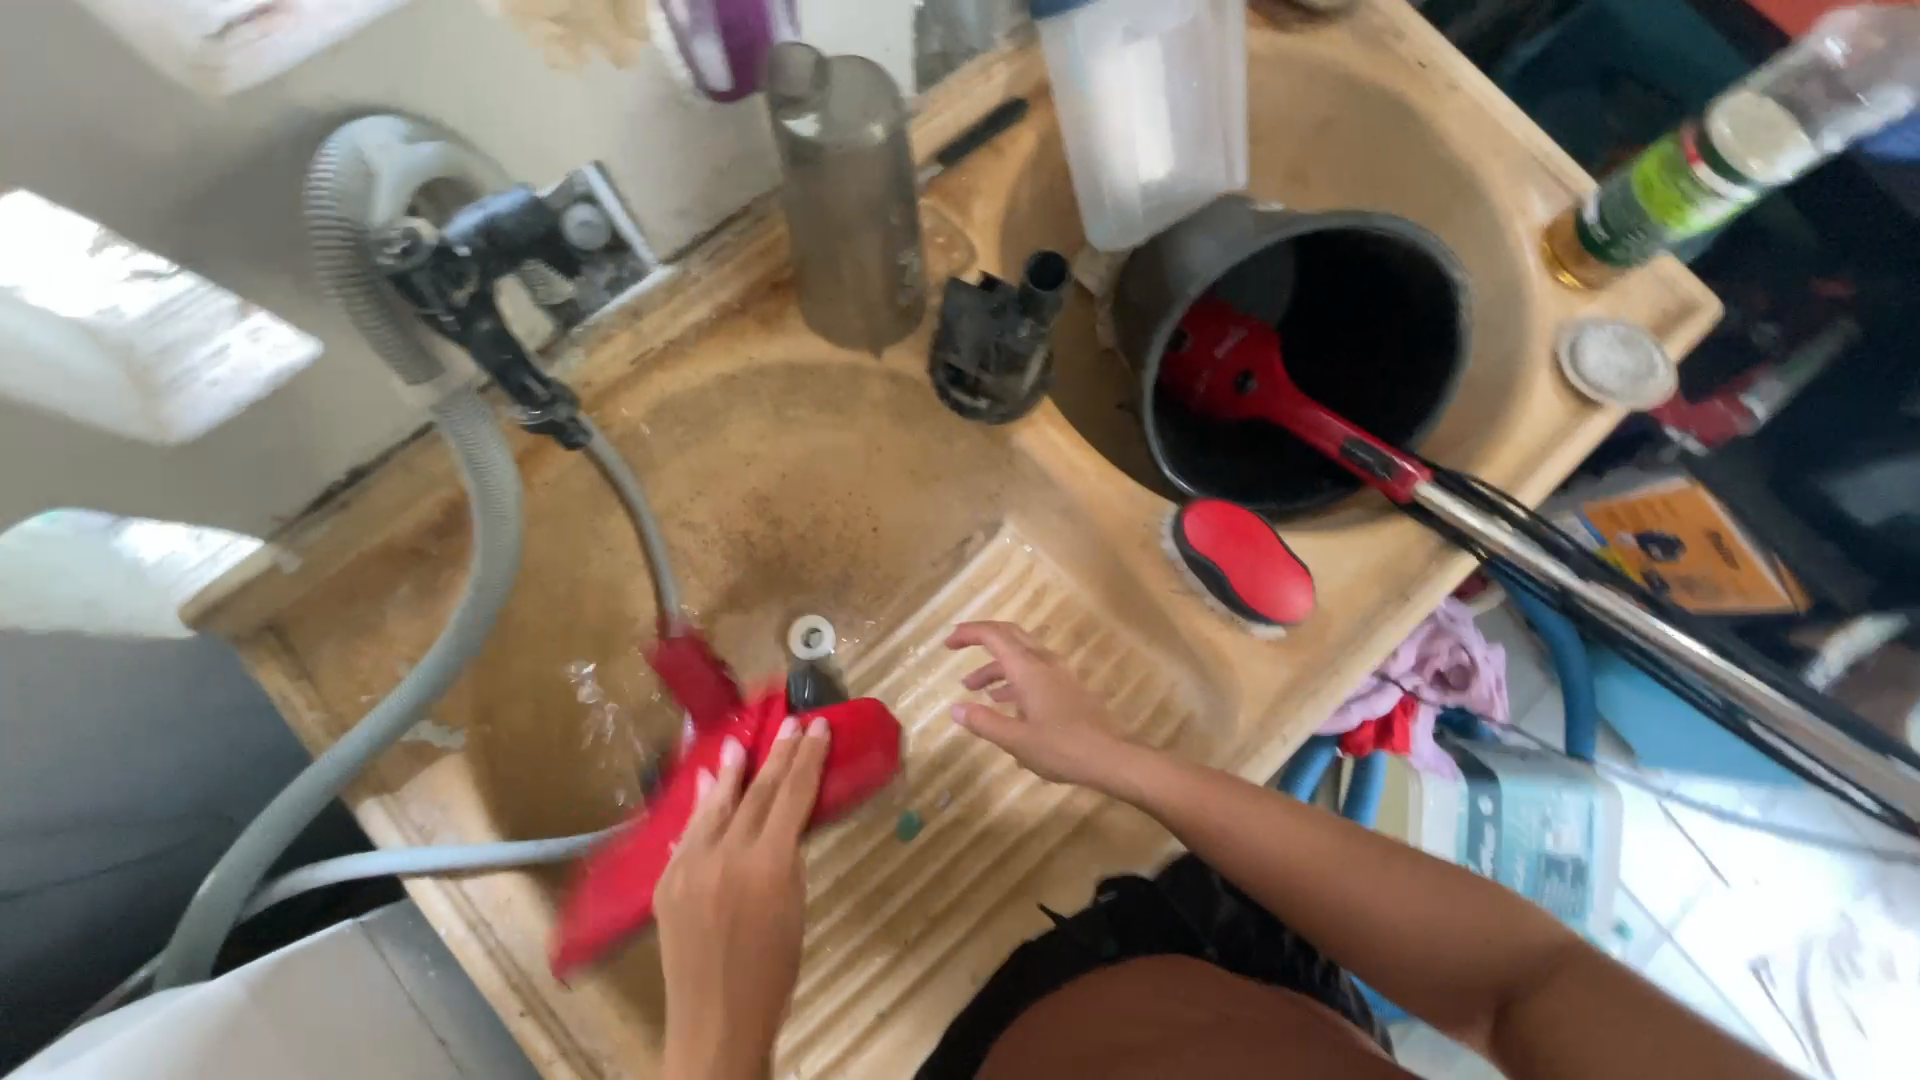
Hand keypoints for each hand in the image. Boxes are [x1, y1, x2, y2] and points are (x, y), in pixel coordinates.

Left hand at [657, 716, 830, 1079]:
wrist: (717, 1021)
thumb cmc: (774, 970)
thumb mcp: (796, 906)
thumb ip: (788, 856)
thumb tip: (783, 820)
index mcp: (768, 865)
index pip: (792, 796)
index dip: (807, 759)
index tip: (818, 727)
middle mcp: (725, 856)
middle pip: (758, 793)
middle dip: (779, 755)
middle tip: (792, 723)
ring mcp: (689, 867)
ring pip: (717, 805)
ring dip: (734, 772)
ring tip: (743, 743)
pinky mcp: (666, 881)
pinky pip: (690, 832)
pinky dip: (703, 806)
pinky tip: (709, 784)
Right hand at [944, 621, 1136, 789]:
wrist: (1110, 757)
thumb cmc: (1061, 748)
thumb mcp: (1015, 740)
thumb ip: (983, 722)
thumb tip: (955, 709)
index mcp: (1028, 669)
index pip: (994, 636)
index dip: (969, 634)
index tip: (948, 642)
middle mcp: (1044, 662)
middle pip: (1010, 635)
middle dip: (981, 638)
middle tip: (957, 646)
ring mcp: (1059, 674)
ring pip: (1021, 656)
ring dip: (995, 666)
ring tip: (973, 688)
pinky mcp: (1068, 687)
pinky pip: (1034, 671)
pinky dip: (1013, 678)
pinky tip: (1004, 701)